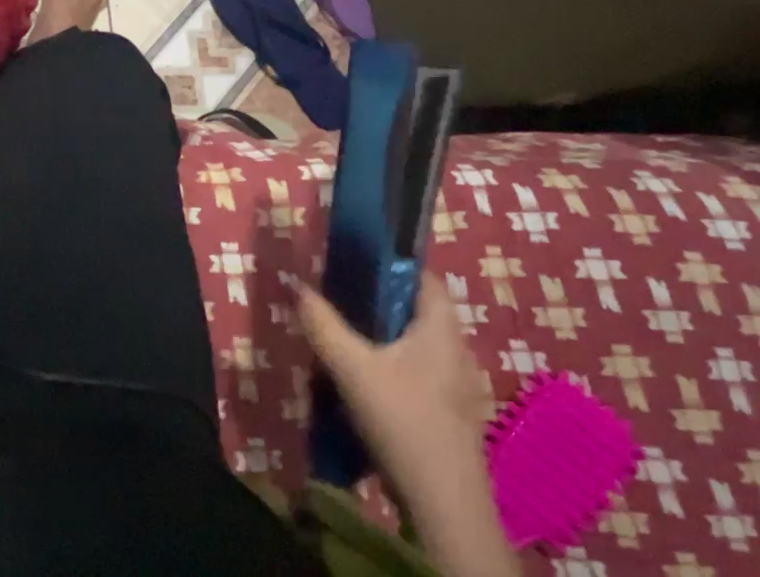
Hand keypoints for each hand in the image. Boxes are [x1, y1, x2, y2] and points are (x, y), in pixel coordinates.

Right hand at [300, 275, 518, 576]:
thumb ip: (322, 323)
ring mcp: (461, 386)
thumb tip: (298, 285)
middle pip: (423, 313)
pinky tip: (371, 384)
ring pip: (423, 346)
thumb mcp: (349, 366)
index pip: (428, 281)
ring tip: (350, 342)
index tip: (359, 264)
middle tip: (344, 303)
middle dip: (385, 304)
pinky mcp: (453, 413)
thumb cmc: (400, 417)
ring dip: (390, 338)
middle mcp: (458, 352)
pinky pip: (424, 373)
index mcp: (441, 331)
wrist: (443, 497)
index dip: (396, 267)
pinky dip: (398, 366)